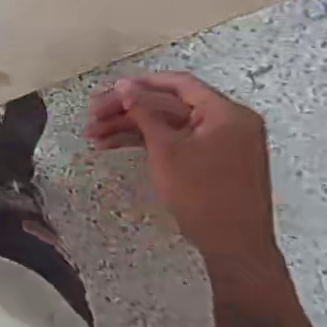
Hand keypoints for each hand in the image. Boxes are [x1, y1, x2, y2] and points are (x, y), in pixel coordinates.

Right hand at [84, 71, 277, 266]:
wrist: (233, 242)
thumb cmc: (203, 193)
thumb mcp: (166, 148)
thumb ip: (144, 112)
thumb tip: (125, 87)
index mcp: (226, 113)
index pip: (179, 84)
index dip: (141, 83)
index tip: (109, 89)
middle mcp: (227, 122)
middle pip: (168, 104)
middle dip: (128, 108)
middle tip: (93, 114)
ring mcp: (220, 142)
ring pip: (167, 123)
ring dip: (130, 126)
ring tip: (95, 134)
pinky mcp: (210, 159)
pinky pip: (175, 140)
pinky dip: (146, 141)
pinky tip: (114, 145)